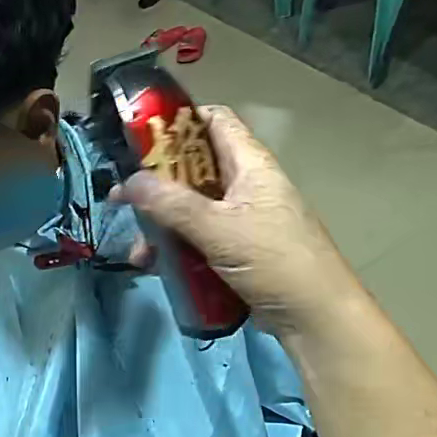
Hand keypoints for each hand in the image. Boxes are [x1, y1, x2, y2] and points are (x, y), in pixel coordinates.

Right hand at [118, 105, 359, 338]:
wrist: (314, 316)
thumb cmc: (274, 260)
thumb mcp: (219, 229)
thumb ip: (172, 205)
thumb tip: (128, 182)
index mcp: (250, 164)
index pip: (214, 121)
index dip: (179, 120)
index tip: (140, 134)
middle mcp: (244, 186)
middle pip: (194, 169)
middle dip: (157, 183)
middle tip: (121, 195)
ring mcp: (240, 220)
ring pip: (190, 209)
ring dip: (161, 224)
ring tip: (136, 245)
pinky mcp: (235, 252)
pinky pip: (197, 240)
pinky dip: (175, 249)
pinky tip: (153, 265)